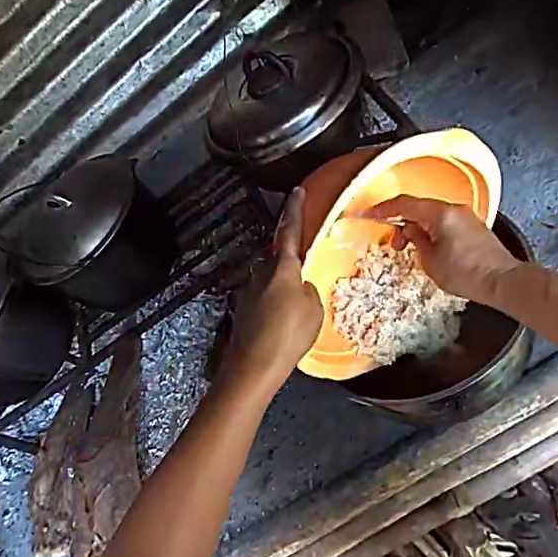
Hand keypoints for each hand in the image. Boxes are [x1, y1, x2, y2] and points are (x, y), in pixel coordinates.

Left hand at [222, 188, 323, 391]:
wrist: (254, 365)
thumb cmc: (288, 335)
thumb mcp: (313, 309)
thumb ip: (308, 290)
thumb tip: (300, 287)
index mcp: (282, 267)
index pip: (289, 230)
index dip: (295, 209)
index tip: (297, 191)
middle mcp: (261, 273)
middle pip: (279, 257)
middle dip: (291, 263)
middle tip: (306, 275)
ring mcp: (250, 290)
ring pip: (271, 280)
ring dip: (283, 288)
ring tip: (297, 311)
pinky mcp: (244, 308)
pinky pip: (265, 298)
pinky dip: (275, 305)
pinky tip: (284, 325)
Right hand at [359, 195, 522, 303]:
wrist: (502, 281)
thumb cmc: (467, 274)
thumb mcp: (430, 261)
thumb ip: (416, 241)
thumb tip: (410, 232)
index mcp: (440, 213)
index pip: (404, 204)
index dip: (383, 209)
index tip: (368, 214)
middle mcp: (454, 209)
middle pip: (418, 207)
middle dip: (401, 222)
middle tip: (394, 244)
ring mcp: (465, 216)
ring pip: (432, 215)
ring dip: (416, 227)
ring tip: (411, 249)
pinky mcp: (472, 227)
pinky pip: (444, 222)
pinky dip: (431, 230)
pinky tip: (428, 247)